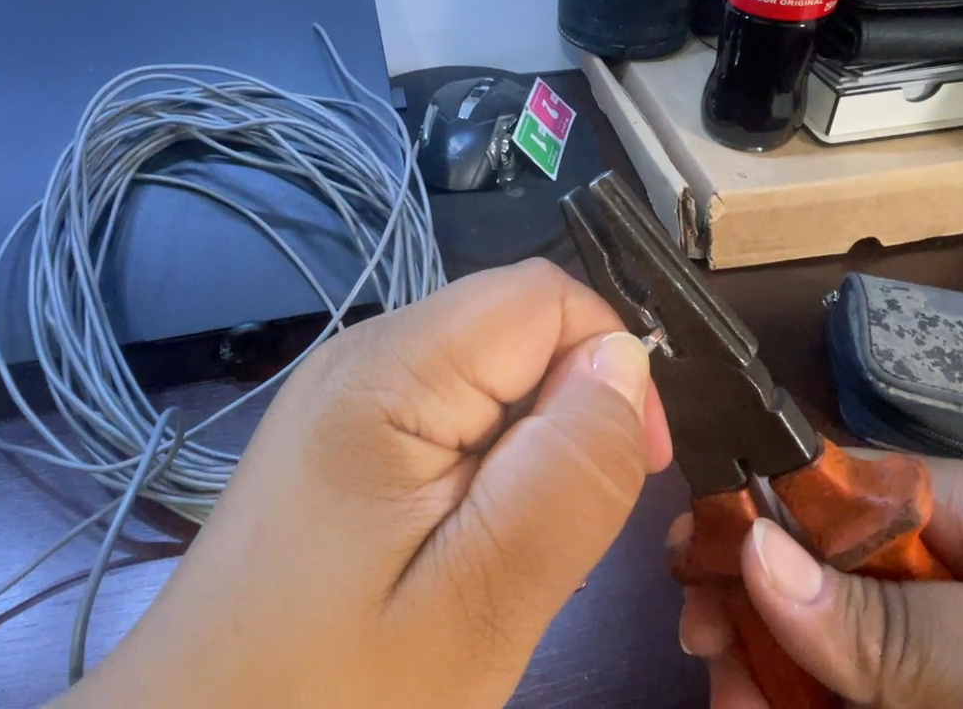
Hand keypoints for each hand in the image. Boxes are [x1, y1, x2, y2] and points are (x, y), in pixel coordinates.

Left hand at [59, 258, 672, 708]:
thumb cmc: (332, 691)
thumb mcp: (480, 602)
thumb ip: (568, 473)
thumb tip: (627, 361)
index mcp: (390, 369)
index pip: (542, 294)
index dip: (608, 361)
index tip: (630, 466)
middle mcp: (362, 349)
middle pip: (512, 322)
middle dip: (567, 404)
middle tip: (555, 525)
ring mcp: (343, 387)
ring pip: (487, 365)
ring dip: (528, 437)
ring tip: (506, 538)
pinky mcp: (339, 427)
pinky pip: (447, 404)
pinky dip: (486, 455)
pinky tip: (462, 532)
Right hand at [676, 457, 962, 707]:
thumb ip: (904, 623)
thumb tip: (753, 548)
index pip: (833, 488)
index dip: (754, 520)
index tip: (690, 573)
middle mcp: (951, 571)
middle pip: (817, 572)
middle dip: (751, 609)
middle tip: (706, 665)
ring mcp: (954, 650)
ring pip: (831, 642)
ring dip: (771, 670)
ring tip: (734, 706)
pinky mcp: (956, 702)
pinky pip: (867, 695)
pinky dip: (811, 706)